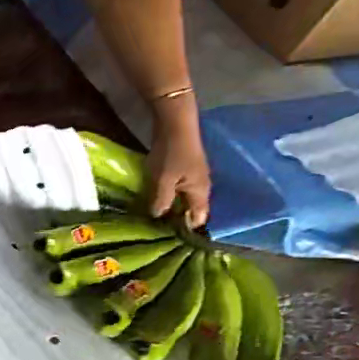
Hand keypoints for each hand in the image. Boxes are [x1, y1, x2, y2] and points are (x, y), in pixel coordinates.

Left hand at [147, 115, 210, 229]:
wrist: (176, 122)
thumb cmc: (171, 153)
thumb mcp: (163, 180)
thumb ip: (162, 201)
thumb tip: (158, 217)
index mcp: (200, 192)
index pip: (198, 219)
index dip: (185, 230)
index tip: (169, 237)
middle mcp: (202, 186)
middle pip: (192, 210)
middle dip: (178, 219)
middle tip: (159, 229)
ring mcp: (195, 176)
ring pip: (186, 199)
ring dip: (174, 207)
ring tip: (156, 217)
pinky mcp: (187, 168)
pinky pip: (181, 188)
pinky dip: (172, 195)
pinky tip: (159, 198)